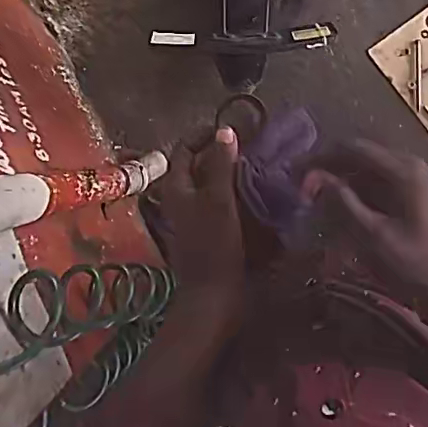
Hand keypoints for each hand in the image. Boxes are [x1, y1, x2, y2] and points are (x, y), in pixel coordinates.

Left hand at [151, 127, 245, 301]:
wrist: (214, 297)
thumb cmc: (214, 245)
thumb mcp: (219, 200)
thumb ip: (220, 164)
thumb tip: (225, 131)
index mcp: (176, 189)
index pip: (184, 149)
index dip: (203, 135)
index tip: (230, 129)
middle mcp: (179, 200)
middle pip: (195, 166)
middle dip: (216, 152)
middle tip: (245, 145)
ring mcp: (192, 217)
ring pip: (206, 184)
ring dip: (225, 171)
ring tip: (251, 164)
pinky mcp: (206, 232)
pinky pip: (215, 201)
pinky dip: (229, 190)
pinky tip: (249, 192)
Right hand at [300, 139, 427, 299]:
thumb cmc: (414, 260)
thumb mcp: (374, 234)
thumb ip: (342, 202)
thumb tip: (313, 178)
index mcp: (402, 170)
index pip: (352, 149)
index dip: (320, 157)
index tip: (295, 172)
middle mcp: (407, 163)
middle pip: (356, 153)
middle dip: (326, 165)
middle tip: (299, 182)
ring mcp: (409, 173)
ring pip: (362, 164)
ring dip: (336, 175)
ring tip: (312, 192)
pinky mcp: (407, 187)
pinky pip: (372, 177)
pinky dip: (351, 185)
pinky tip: (335, 199)